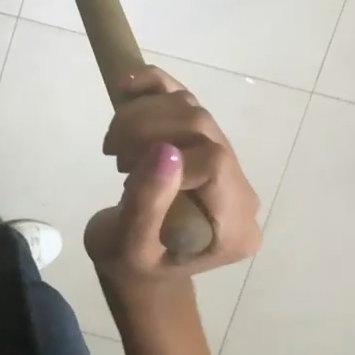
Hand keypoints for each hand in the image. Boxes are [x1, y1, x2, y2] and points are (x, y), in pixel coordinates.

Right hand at [84, 67, 260, 296]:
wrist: (136, 268)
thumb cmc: (131, 265)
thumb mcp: (130, 246)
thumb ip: (150, 204)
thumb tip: (166, 150)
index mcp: (232, 224)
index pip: (214, 162)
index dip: (168, 156)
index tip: (130, 178)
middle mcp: (239, 189)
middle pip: (201, 126)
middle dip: (145, 130)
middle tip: (114, 157)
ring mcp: (222, 162)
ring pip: (190, 108)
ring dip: (141, 116)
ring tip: (116, 149)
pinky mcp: (197, 141)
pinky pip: (182, 98)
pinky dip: (152, 85)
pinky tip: (124, 88)